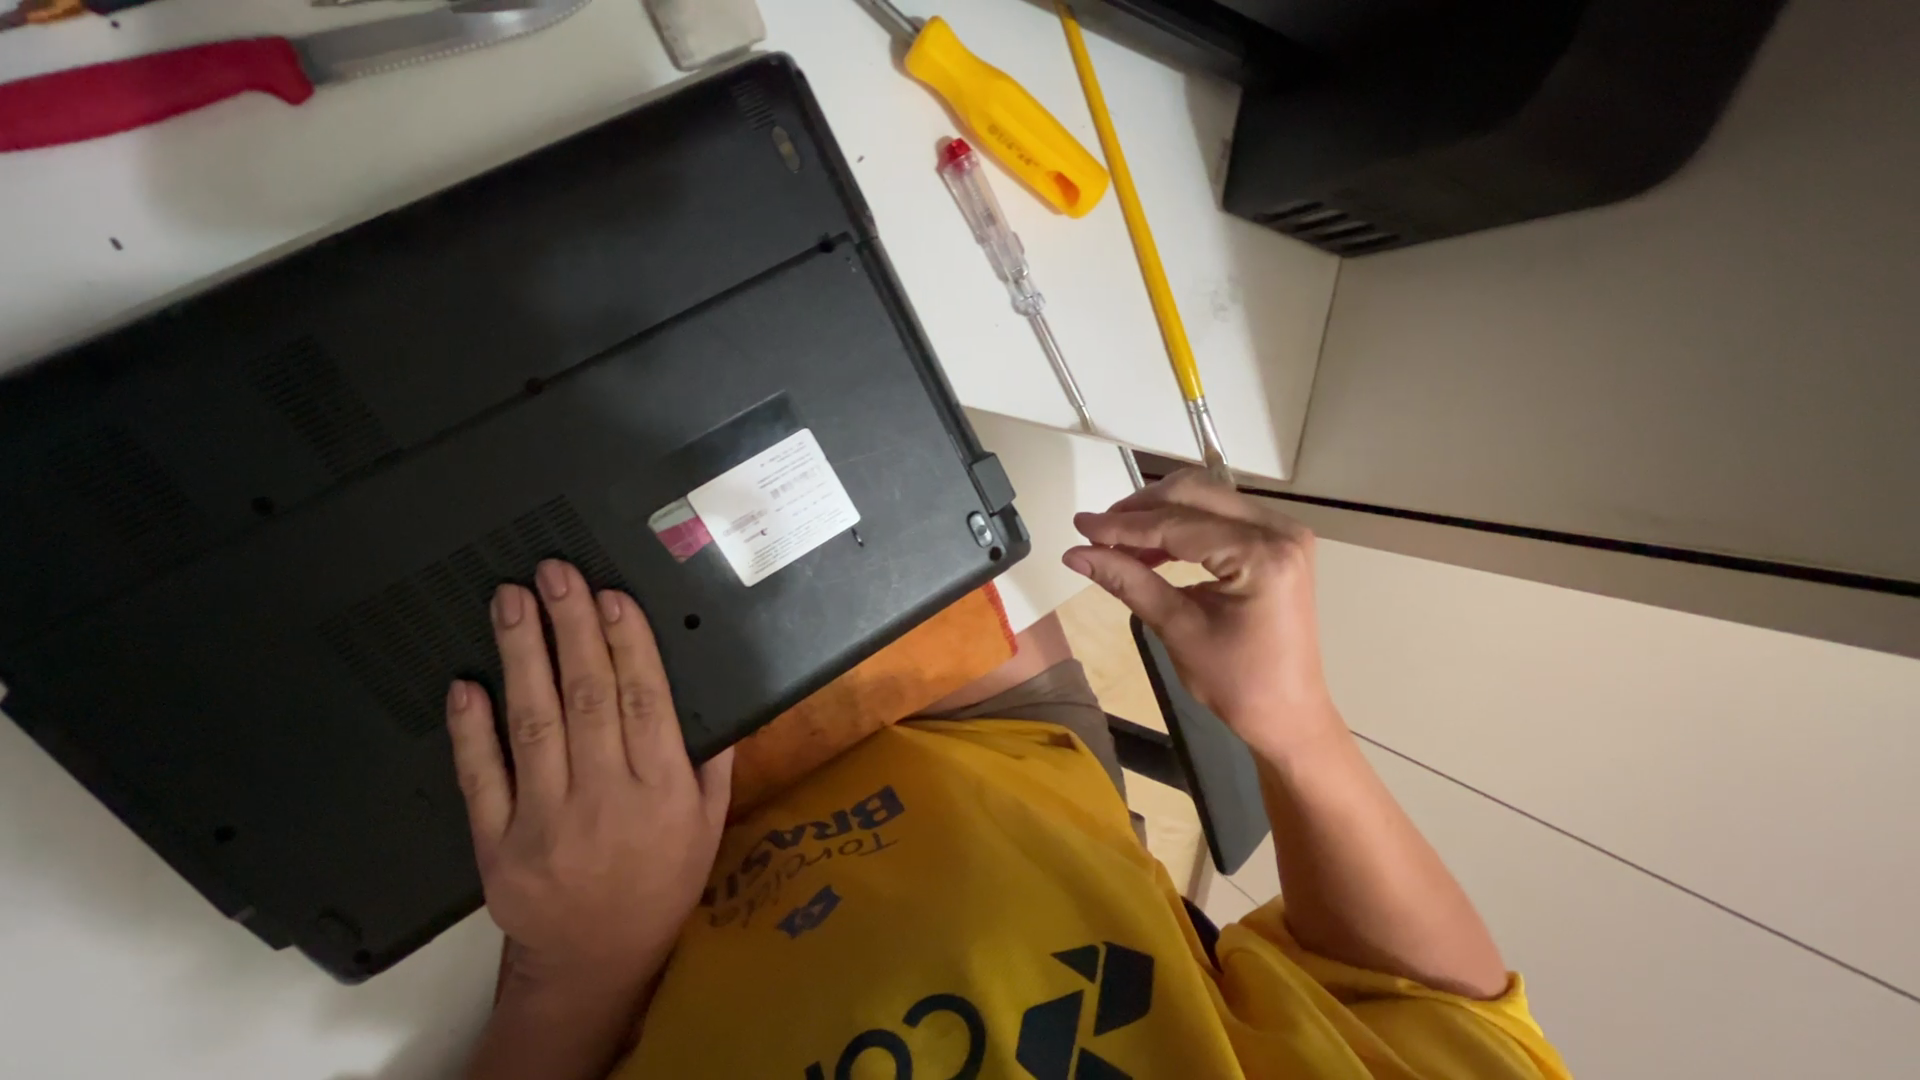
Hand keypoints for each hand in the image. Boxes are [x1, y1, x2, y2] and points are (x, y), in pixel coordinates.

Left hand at [446, 560, 732, 998]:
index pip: (644, 700)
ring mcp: (544, 821)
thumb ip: (712, 762)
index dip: (626, 643)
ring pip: (532, 723)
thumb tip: (713, 700)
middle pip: (586, 697)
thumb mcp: (709, 824)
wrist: (596, 959)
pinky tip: (466, 683)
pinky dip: (470, 729)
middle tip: (554, 574)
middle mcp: (606, 797)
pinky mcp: (495, 844)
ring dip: (521, 656)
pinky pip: (481, 777)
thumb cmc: (663, 882)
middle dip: (570, 627)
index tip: (610, 596)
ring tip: (510, 601)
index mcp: (663, 789)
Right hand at [1063, 469, 1337, 759]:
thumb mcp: (1177, 628)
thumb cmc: (1236, 681)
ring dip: (1158, 514)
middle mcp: (1278, 530)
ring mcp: (1281, 532)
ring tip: (1117, 543)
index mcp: (1262, 554)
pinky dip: (1181, 526)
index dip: (1124, 525)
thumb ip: (1127, 581)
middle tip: (1098, 532)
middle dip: (1140, 508)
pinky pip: (1219, 516)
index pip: (1178, 524)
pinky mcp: (1275, 541)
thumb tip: (1074, 554)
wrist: (1287, 712)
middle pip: (1194, 493)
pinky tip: (1149, 550)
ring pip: (1205, 498)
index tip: (1079, 525)